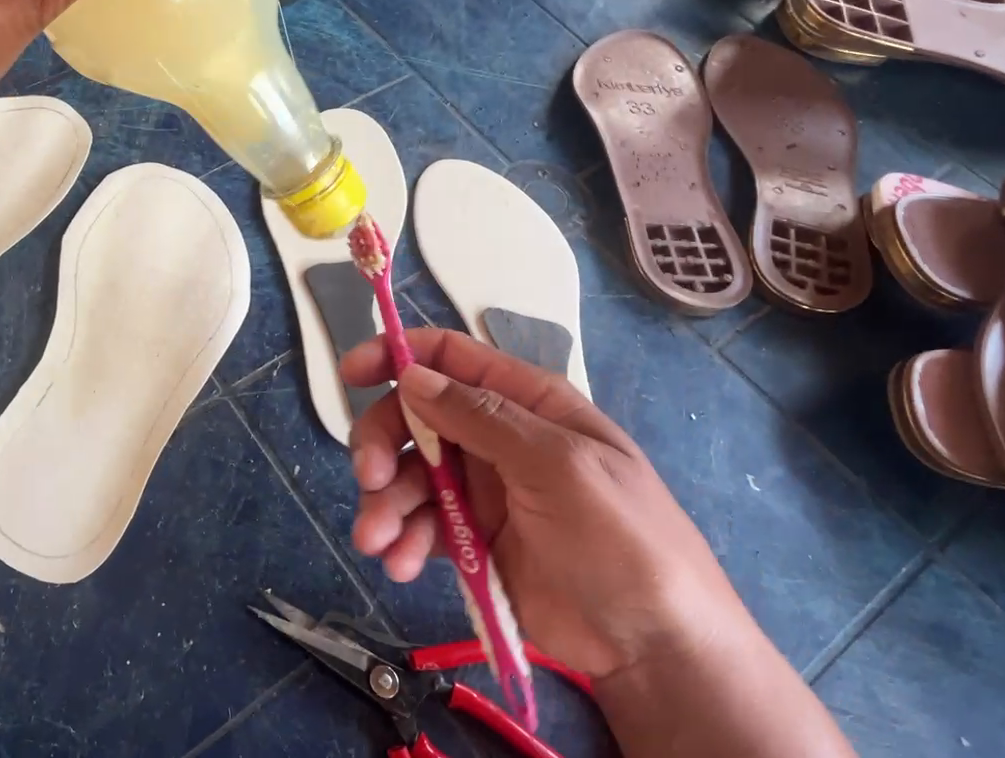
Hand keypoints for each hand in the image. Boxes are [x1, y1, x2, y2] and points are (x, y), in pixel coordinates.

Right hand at [342, 329, 755, 681]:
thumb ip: (481, 417)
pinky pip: (421, 525)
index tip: (351, 374)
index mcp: (524, 403)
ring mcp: (482, 490)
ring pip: (409, 476)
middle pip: (414, 418)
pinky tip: (403, 566)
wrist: (654, 648)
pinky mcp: (472, 540)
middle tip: (367, 478)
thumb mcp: (557, 466)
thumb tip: (411, 375)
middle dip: (382, 444)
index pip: (450, 358)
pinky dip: (403, 541)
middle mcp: (496, 438)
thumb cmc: (620, 539)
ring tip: (378, 542)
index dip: (396, 356)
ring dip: (384, 504)